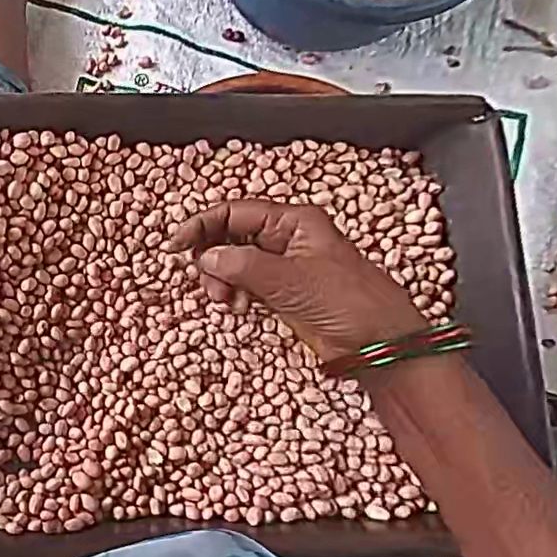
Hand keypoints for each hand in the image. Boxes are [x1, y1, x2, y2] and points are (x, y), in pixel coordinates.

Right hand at [167, 200, 426, 361]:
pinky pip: (240, 284)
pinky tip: (238, 308)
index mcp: (293, 222)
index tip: (176, 246)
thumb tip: (205, 257)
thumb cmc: (350, 304)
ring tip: (228, 301)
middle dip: (211, 258)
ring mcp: (280, 265)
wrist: (379, 344)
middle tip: (210, 283)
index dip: (201, 225)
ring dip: (220, 281)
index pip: (233, 212)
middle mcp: (283, 239)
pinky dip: (231, 294)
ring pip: (230, 262)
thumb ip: (242, 265)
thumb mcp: (291, 280)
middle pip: (227, 236)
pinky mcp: (278, 291)